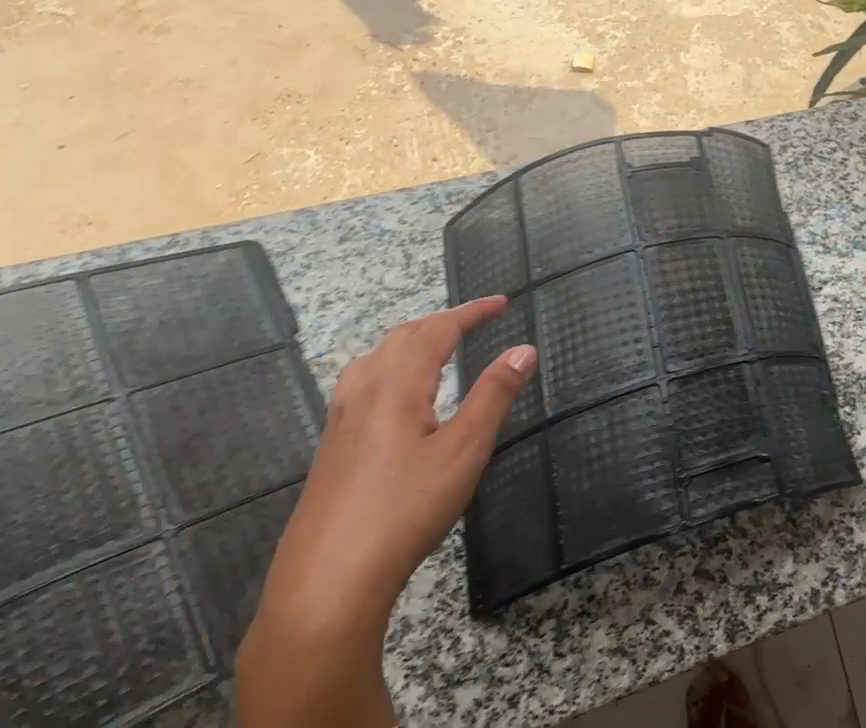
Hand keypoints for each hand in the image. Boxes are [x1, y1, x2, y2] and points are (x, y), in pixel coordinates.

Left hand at [254, 297, 536, 631]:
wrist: (329, 577)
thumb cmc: (406, 509)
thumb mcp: (465, 450)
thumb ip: (494, 395)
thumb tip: (523, 349)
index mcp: (395, 389)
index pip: (435, 333)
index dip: (469, 313)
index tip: (501, 301)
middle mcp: (362, 396)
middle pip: (399, 340)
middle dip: (440, 322)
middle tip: (477, 318)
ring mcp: (340, 423)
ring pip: (373, 361)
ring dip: (410, 341)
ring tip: (438, 344)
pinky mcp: (333, 449)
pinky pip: (361, 385)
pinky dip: (389, 367)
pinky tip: (396, 394)